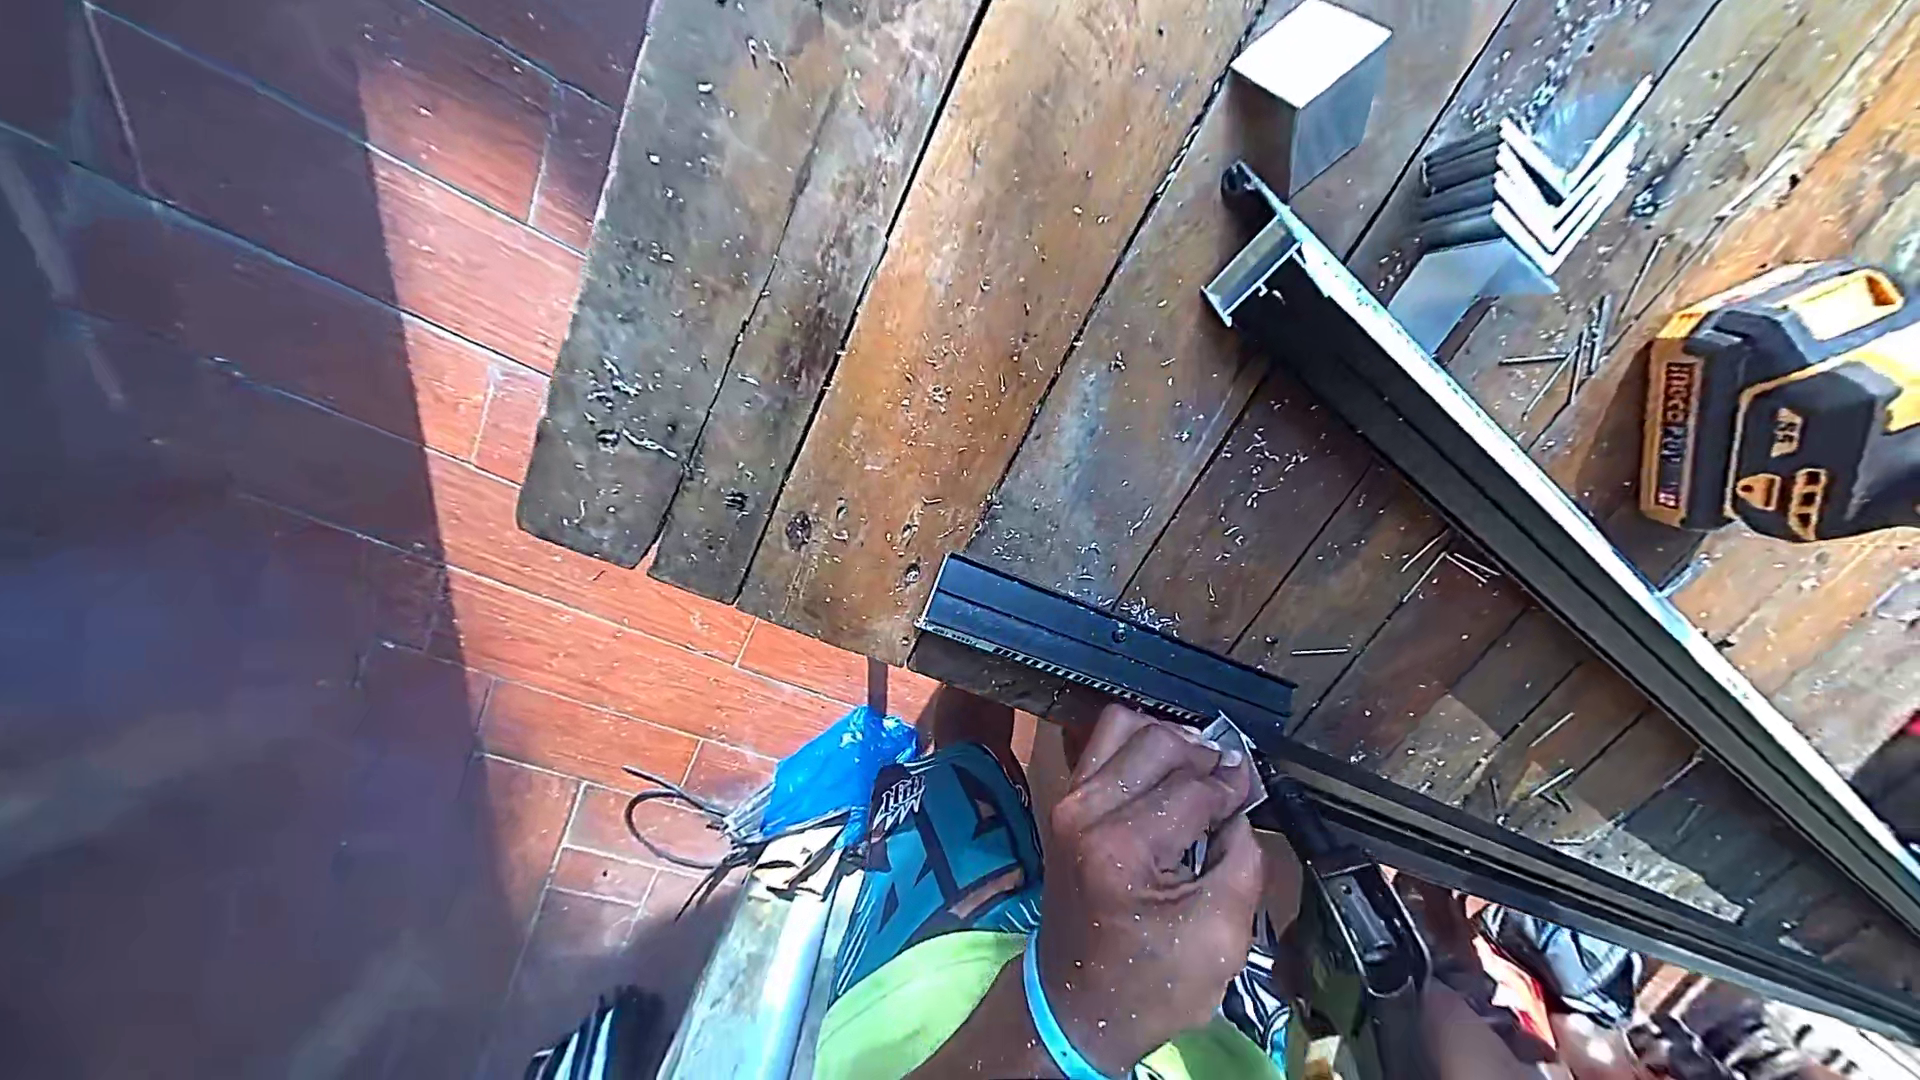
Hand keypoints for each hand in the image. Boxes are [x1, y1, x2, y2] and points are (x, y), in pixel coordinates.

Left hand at [1034, 704, 1263, 1073]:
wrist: (1075, 1001)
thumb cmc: (1149, 983)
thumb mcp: (1220, 937)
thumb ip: (1241, 860)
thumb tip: (1239, 802)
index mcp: (1123, 848)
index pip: (1192, 788)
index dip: (1232, 784)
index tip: (1251, 785)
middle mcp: (1085, 810)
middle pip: (1155, 742)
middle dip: (1201, 754)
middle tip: (1228, 776)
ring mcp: (1067, 799)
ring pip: (1120, 726)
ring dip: (1166, 739)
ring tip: (1196, 766)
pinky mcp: (1063, 799)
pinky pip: (1100, 744)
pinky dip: (1136, 743)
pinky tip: (1163, 767)